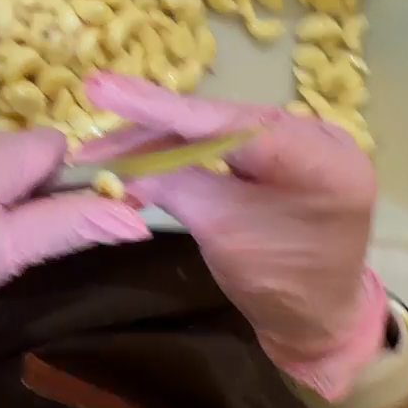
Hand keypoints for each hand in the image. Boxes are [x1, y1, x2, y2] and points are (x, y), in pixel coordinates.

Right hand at [80, 72, 386, 401]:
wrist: (316, 320)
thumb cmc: (278, 284)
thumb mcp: (217, 229)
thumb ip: (170, 182)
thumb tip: (114, 160)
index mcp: (315, 157)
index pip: (220, 122)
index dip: (155, 106)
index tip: (100, 87)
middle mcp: (312, 133)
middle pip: (209, 121)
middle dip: (146, 129)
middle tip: (90, 139)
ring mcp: (296, 137)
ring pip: (207, 128)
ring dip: (154, 141)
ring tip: (100, 153)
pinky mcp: (277, 147)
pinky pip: (217, 139)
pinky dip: (176, 149)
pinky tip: (136, 154)